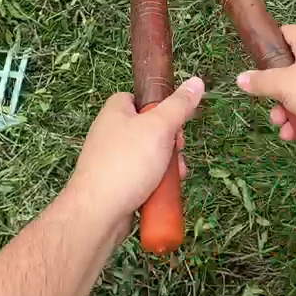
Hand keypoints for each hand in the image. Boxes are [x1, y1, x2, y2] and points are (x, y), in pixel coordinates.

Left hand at [65, 78, 203, 227]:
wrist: (98, 214)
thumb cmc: (127, 163)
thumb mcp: (159, 127)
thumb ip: (179, 105)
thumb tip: (197, 81)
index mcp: (115, 112)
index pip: (139, 98)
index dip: (159, 106)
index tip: (174, 119)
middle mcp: (110, 133)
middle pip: (149, 129)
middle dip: (170, 142)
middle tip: (177, 150)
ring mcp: (111, 160)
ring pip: (149, 155)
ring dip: (167, 164)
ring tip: (174, 175)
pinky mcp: (115, 184)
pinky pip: (142, 177)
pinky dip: (156, 182)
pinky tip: (165, 191)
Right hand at [234, 26, 295, 145]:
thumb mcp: (286, 85)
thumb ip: (261, 82)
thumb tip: (241, 79)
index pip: (286, 33)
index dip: (270, 45)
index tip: (257, 62)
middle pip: (289, 71)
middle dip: (275, 92)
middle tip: (270, 104)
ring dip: (287, 112)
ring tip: (282, 125)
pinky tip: (294, 136)